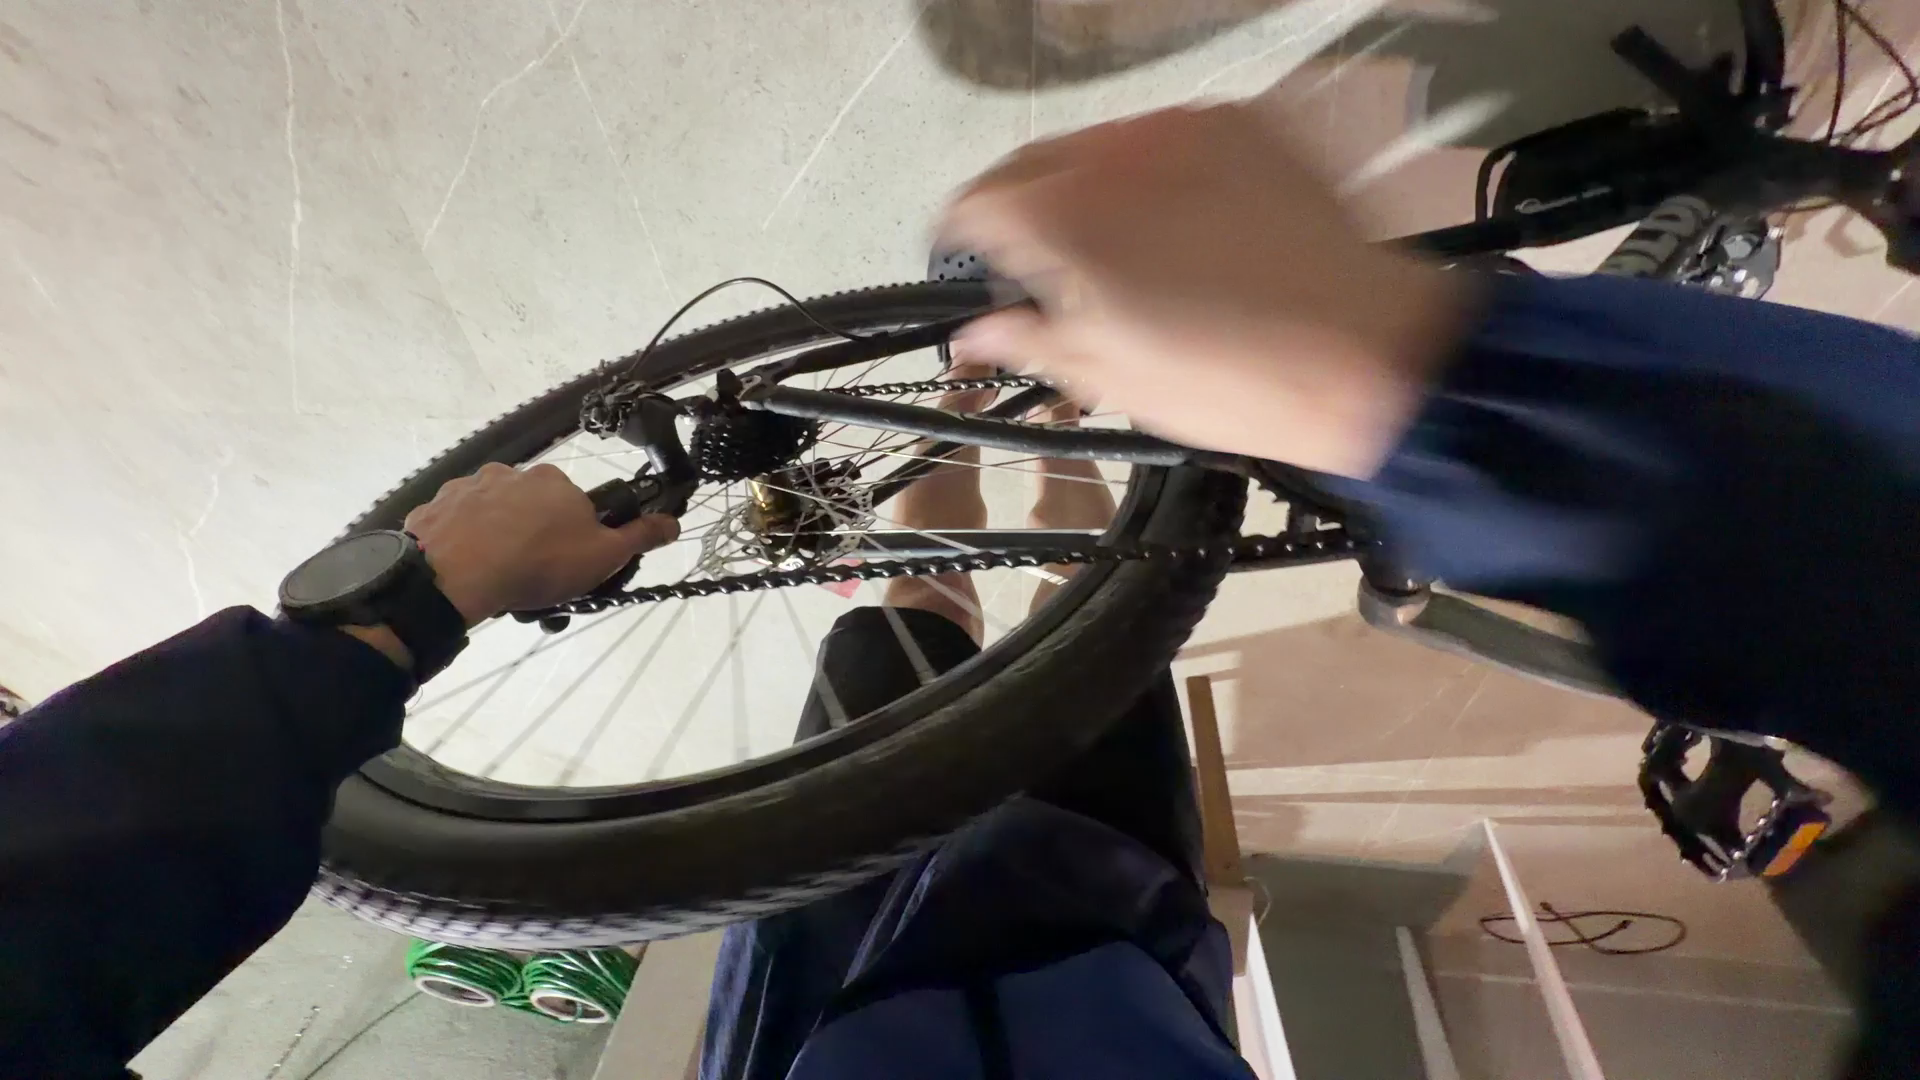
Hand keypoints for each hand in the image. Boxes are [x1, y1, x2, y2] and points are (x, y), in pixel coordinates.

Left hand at [403, 463, 679, 624]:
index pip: (576, 505)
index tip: (571, 562)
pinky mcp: (431, 508)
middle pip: (534, 508)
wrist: (453, 578)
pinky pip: (456, 526)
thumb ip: (641, 536)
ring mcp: (466, 488)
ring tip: (499, 579)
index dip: (578, 534)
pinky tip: (468, 572)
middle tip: (535, 576)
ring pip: (494, 516)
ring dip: (500, 539)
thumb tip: (674, 522)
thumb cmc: (540, 563)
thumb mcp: (605, 556)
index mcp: (556, 482)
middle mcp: (512, 474)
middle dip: (537, 537)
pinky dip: (464, 545)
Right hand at [939, 104, 1473, 477]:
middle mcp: (1118, 155)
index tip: (964, 259)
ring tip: (1106, 247)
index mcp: (1069, 223)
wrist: (1362, 358)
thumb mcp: (1108, 375)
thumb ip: (1028, 339)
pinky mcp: (1244, 124)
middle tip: (1033, 262)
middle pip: (1031, 161)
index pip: (975, 201)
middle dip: (1017, 210)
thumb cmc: (1226, 385)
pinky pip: (1164, 137)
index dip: (959, 235)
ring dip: (1080, 191)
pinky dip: (1143, 174)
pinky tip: (1166, 221)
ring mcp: (1187, 129)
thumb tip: (972, 334)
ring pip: (1096, 145)